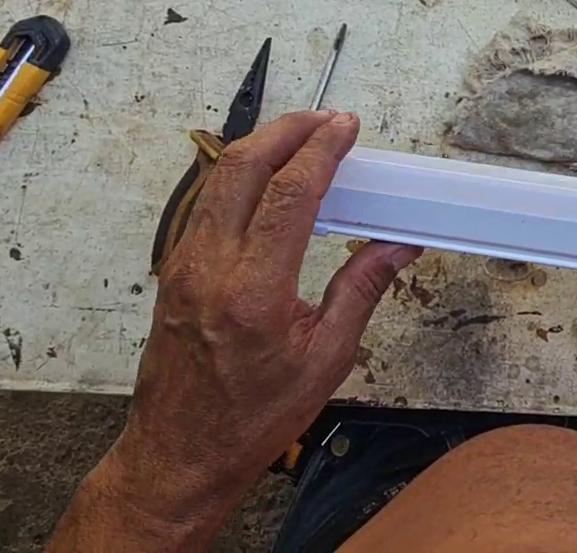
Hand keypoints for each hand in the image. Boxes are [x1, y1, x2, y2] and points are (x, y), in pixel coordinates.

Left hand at [52, 111, 421, 550]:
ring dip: (264, 145)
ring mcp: (184, 264)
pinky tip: (271, 174)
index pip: (288, 194)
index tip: (346, 127)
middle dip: (288, 129)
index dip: (321, 150)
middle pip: (243, 167)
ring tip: (304, 135)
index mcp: (253, 291)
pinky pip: (209, 200)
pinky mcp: (176, 267)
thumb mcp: (326, 359)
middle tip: (327, 120)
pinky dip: (243, 172)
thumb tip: (400, 245)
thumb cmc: (253, 417)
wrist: (178, 456)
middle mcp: (210, 267)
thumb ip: (363, 289)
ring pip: (219, 178)